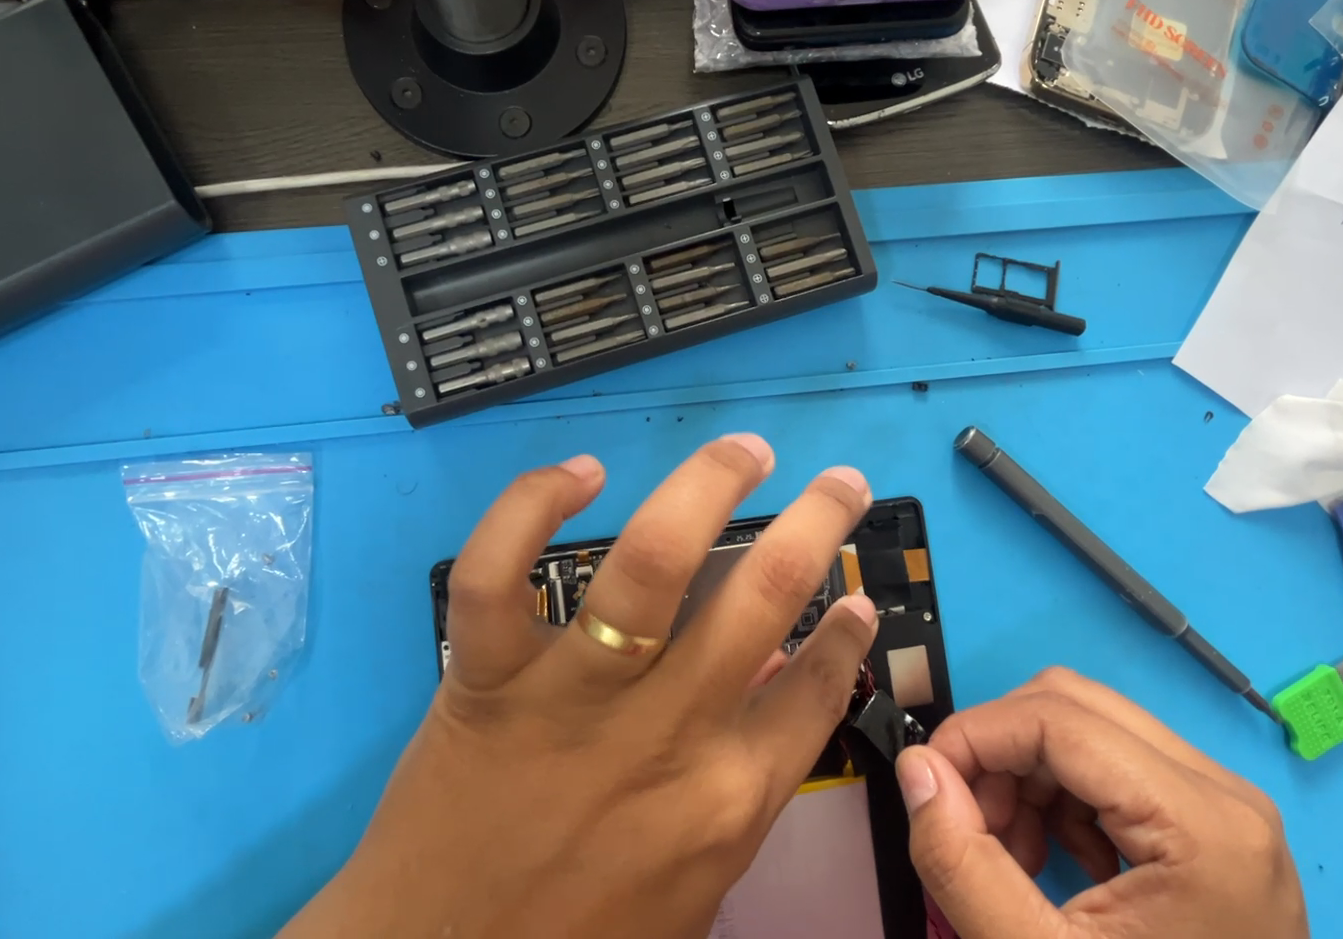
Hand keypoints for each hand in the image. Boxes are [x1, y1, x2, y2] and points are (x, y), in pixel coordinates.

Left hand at [281, 435, 878, 938]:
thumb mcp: (694, 878)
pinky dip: (531, 508)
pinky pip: (499, 576)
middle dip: (817, 525)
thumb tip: (774, 673)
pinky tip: (581, 472)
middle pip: (765, 598)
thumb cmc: (579, 933)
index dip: (847, 633)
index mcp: (727, 795)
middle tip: (839, 480)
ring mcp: (572, 697)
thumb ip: (743, 779)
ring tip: (746, 451)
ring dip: (710, 488)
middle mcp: (667, 732)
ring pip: (654, 563)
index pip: (817, 688)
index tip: (856, 594)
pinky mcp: (486, 678)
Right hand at [898, 668, 1307, 938]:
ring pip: (1086, 726)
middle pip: (1072, 705)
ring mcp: (1224, 804)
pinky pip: (1110, 762)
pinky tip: (1048, 858)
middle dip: (998, 750)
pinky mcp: (1212, 822)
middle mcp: (1224, 791)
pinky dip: (1057, 793)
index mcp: (1202, 825)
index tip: (926, 785)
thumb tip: (916, 766)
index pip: (1057, 718)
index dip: (974, 735)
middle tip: (969, 824)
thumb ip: (961, 865)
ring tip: (1005, 852)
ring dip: (1023, 773)